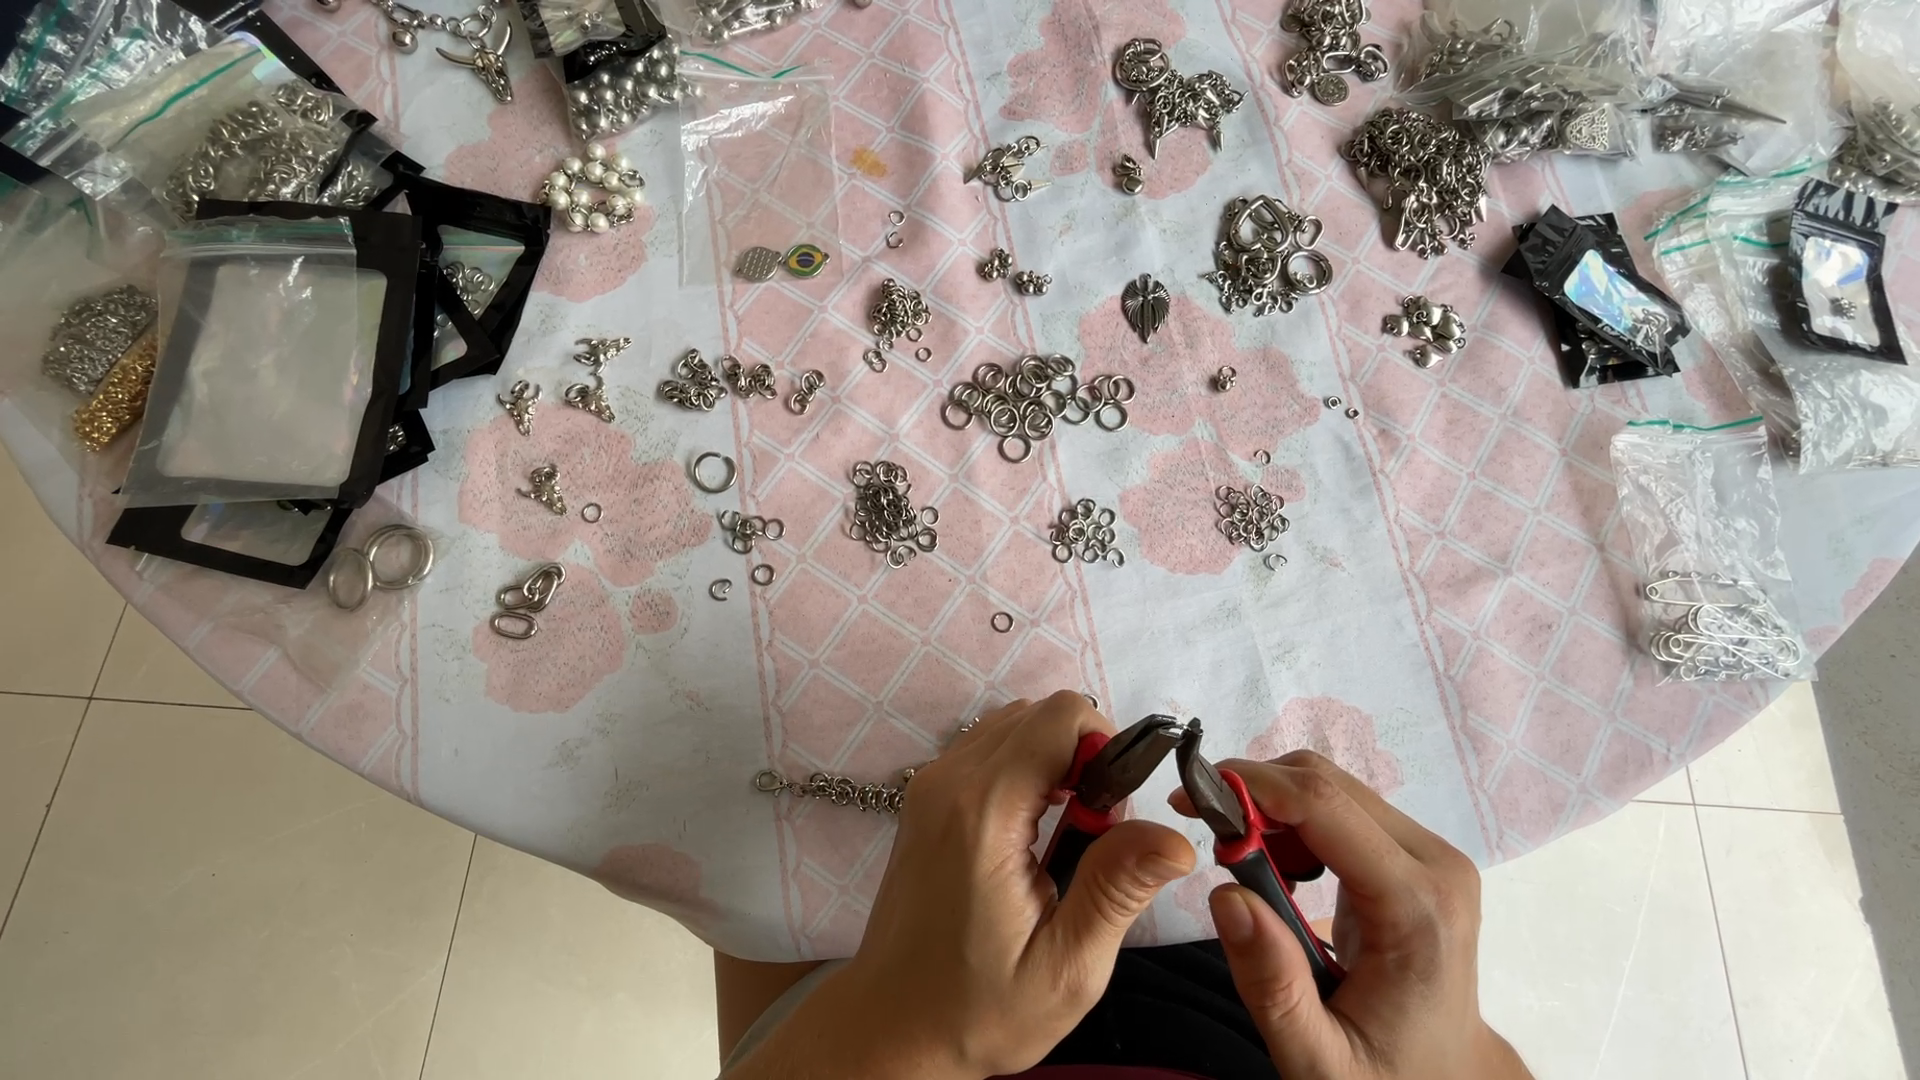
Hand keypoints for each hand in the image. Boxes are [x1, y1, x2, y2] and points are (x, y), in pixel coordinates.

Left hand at [728, 691, 1194, 1079]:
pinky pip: (990, 745)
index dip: (1106, 746)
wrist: (890, 1024)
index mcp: (983, 810)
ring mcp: (931, 780)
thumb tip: (1178, 837)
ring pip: (1016, 723)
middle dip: (1087, 754)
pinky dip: (1026, 766)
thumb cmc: (979, 1006)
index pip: (1060, 717)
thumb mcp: (1065, 967)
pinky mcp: (926, 792)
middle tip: (1097, 831)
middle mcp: (950, 776)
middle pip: (1040, 714)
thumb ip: (1116, 889)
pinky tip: (1033, 828)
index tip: (1117, 812)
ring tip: (1067, 832)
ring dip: (1057, 758)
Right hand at [1171, 751, 1531, 1079]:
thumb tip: (1226, 895)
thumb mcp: (1321, 1064)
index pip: (1322, 805)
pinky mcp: (1412, 853)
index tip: (1185, 800)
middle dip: (1250, 793)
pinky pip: (1336, 805)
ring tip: (1242, 862)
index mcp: (1417, 906)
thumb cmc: (1386, 1076)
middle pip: (1323, 782)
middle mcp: (1433, 862)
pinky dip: (1288, 818)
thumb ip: (1273, 987)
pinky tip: (1277, 868)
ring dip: (1267, 806)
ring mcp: (1427, 853)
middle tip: (1206, 834)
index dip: (1248, 787)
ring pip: (1325, 785)